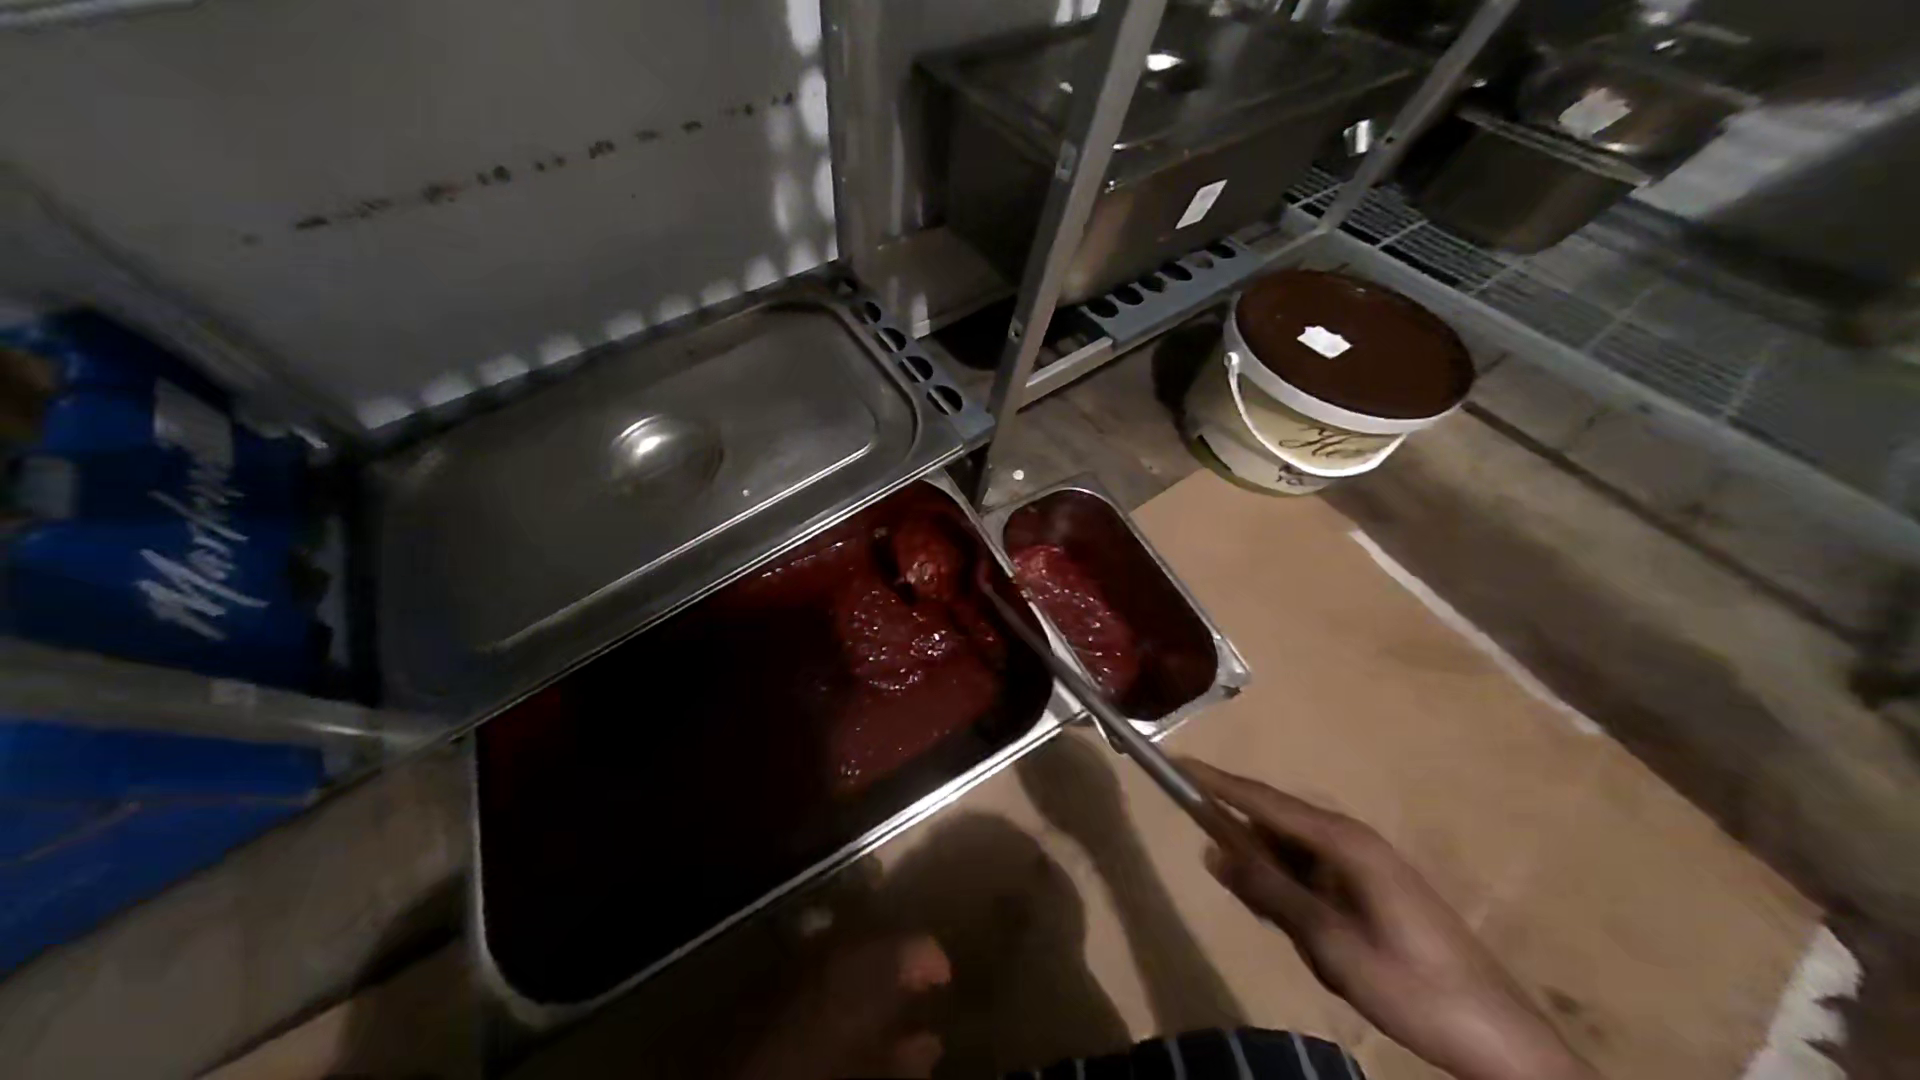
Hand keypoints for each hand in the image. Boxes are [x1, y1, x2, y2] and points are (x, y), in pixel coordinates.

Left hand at [730, 934, 949, 1079]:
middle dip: (899, 956)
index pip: (916, 943)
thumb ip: (906, 1059)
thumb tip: (930, 1043)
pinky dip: (835, 971)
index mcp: (870, 965)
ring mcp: (803, 953)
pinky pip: (818, 957)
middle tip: (912, 986)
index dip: (932, 961)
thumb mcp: (873, 1074)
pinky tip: (838, 999)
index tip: (943, 981)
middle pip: (881, 936)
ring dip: (867, 961)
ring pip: (849, 942)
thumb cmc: (821, 1075)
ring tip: (878, 992)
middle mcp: (838, 945)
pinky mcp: (775, 971)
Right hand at [1184, 761, 1596, 1079]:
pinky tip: (1295, 924)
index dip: (1217, 783)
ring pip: (1291, 850)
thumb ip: (1269, 893)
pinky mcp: (1369, 886)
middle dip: (1240, 839)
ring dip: (1268, 873)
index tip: (1177, 765)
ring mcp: (1363, 863)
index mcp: (1343, 842)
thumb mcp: (1330, 944)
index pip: (1264, 801)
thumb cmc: (1413, 987)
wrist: (1502, 1039)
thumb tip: (1212, 850)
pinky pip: (1310, 872)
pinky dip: (1289, 888)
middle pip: (1275, 821)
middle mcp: (1351, 840)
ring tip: (1276, 920)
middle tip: (1217, 868)